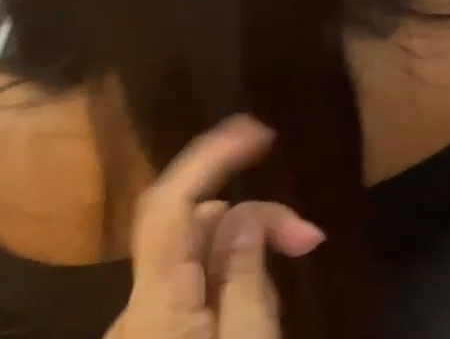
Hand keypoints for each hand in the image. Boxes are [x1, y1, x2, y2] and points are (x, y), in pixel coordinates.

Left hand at [107, 116, 323, 338]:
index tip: (259, 130)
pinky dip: (231, 278)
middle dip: (255, 217)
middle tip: (312, 238)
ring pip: (197, 259)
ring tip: (294, 268)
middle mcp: (137, 309)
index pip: (171, 208)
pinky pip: (193, 289)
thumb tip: (244, 213)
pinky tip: (259, 304)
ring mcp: (141, 328)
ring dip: (249, 249)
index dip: (208, 157)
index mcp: (156, 307)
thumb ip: (245, 278)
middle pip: (194, 230)